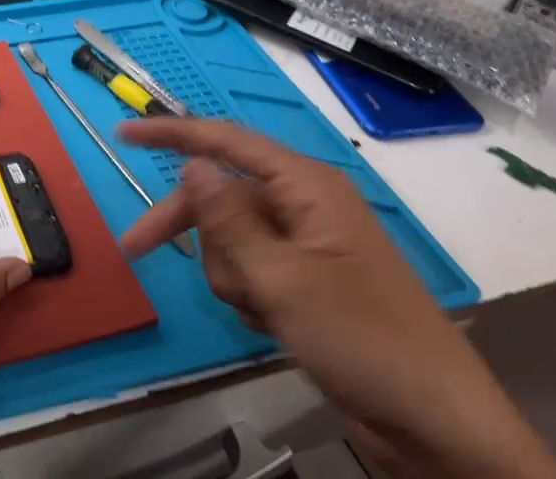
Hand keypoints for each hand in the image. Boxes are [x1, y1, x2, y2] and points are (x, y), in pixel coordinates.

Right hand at [119, 119, 555, 478]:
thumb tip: (192, 163)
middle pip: (220, 197)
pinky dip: (248, 295)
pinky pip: (251, 271)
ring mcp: (306, 247)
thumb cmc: (362, 337)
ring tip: (261, 309)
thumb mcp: (282, 278)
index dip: (171, 133)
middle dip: (187, 226)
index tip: (122, 133)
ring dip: (229, 273)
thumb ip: (228, 220)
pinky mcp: (306, 284)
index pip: (226, 142)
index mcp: (307, 187)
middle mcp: (304, 206)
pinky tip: (273, 323)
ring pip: (231, 239)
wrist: (433, 422)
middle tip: (134, 249)